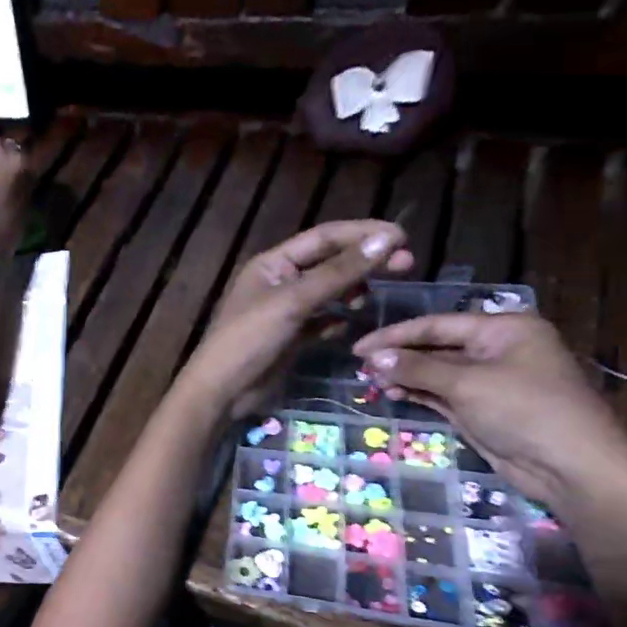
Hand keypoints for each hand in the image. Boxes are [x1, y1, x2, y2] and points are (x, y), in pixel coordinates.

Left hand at [179, 220, 413, 418]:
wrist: (221, 392)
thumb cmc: (249, 340)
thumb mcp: (293, 302)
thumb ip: (338, 272)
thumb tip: (385, 240)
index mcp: (273, 264)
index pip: (325, 238)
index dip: (363, 234)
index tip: (402, 238)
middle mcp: (280, 282)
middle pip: (330, 263)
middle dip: (364, 262)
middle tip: (405, 265)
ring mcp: (285, 312)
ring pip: (327, 293)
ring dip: (351, 291)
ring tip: (367, 299)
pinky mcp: (290, 340)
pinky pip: (321, 323)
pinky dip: (336, 321)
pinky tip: (348, 326)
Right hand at [353, 312, 626, 507]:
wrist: (568, 464)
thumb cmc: (524, 409)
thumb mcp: (467, 384)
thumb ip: (418, 369)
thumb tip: (374, 359)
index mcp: (503, 328)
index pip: (438, 325)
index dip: (396, 335)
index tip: (359, 347)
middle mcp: (497, 349)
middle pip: (437, 348)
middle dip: (400, 357)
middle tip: (361, 368)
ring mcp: (489, 382)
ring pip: (438, 374)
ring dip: (406, 377)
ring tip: (372, 384)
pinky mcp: (482, 410)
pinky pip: (443, 396)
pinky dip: (420, 395)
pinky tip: (394, 395)